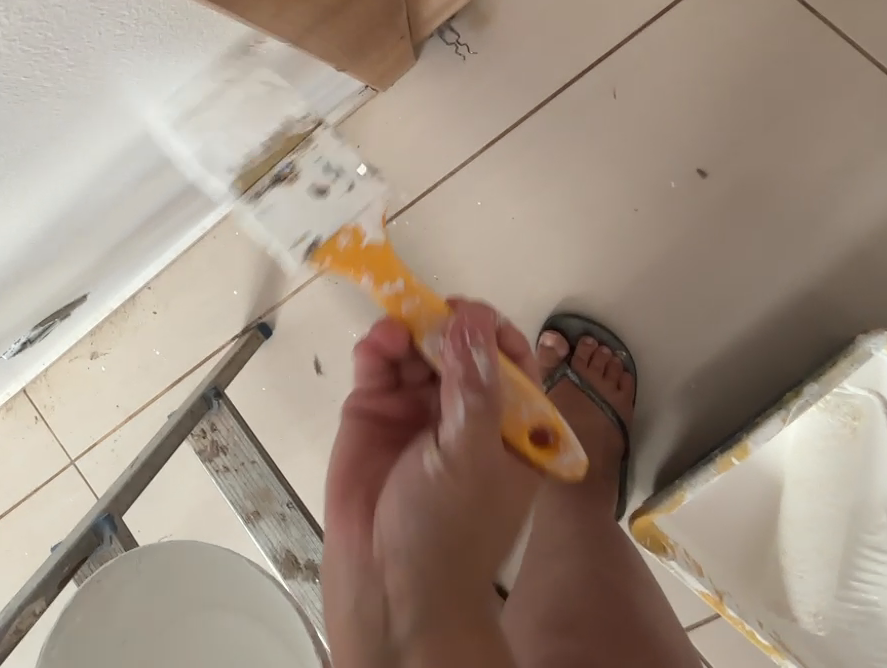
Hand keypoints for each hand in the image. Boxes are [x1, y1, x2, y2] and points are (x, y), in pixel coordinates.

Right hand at [321, 298, 542, 667]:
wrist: (385, 574)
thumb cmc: (448, 527)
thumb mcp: (473, 458)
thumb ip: (474, 388)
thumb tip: (473, 320)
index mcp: (509, 427)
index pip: (511, 364)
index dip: (493, 334)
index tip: (467, 313)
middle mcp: (464, 410)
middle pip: (459, 347)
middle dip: (444, 325)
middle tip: (427, 312)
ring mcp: (416, 406)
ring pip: (416, 348)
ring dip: (408, 330)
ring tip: (394, 332)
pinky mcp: (374, 405)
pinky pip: (378, 362)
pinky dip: (376, 346)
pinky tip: (375, 344)